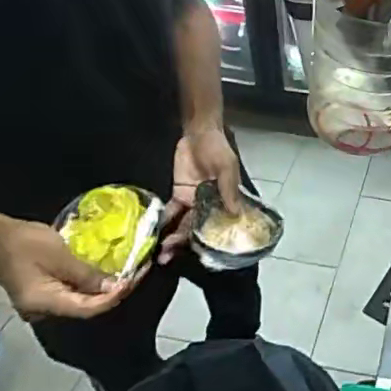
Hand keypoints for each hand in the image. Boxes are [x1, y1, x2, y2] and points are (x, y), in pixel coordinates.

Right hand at [0, 213, 143, 319]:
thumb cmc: (25, 242)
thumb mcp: (59, 254)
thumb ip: (86, 273)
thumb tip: (115, 286)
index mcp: (45, 305)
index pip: (88, 309)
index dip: (113, 297)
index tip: (134, 280)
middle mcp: (43, 313)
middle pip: (85, 308)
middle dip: (113, 293)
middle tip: (136, 274)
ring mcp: (41, 306)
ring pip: (80, 301)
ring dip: (103, 289)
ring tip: (126, 272)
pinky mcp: (42, 295)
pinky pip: (71, 294)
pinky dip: (89, 285)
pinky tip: (104, 272)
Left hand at [160, 125, 241, 263]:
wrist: (198, 133)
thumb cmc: (217, 148)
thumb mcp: (227, 166)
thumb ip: (228, 187)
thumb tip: (235, 213)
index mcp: (224, 202)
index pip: (217, 226)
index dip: (208, 241)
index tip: (199, 255)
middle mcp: (209, 206)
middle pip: (196, 230)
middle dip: (184, 245)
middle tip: (168, 257)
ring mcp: (192, 202)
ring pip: (182, 225)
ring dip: (172, 239)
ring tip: (161, 254)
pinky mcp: (178, 195)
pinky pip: (171, 212)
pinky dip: (164, 221)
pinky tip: (155, 232)